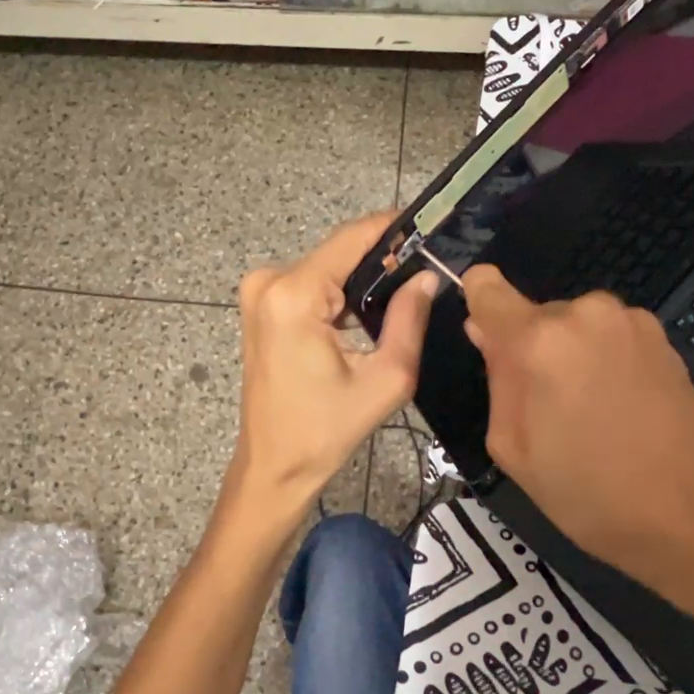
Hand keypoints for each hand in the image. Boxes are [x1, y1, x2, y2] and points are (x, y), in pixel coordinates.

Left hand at [231, 214, 438, 526]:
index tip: (433, 227)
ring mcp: (260, 292)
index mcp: (294, 294)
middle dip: (383, 260)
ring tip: (405, 297)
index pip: (354, 237)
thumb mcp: (385, 379)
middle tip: (427, 274)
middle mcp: (269, 281)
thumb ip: (410, 320)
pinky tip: (368, 315)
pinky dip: (341, 294)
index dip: (395, 228)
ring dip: (362, 280)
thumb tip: (427, 276)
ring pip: (328, 267)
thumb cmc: (326, 430)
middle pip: (340, 251)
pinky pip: (312, 284)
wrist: (274, 466)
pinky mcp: (261, 306)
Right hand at [460, 265, 693, 625]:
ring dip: (568, 355)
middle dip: (529, 349)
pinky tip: (620, 409)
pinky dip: (603, 361)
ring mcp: (629, 320)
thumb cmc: (588, 492)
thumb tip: (486, 332)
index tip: (485, 342)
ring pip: (572, 326)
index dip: (478, 307)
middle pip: (533, 315)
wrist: (691, 514)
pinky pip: (607, 337)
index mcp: (538, 339)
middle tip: (545, 408)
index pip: (486, 286)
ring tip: (587, 413)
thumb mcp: (513, 447)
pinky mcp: (661, 336)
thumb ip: (496, 378)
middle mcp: (584, 313)